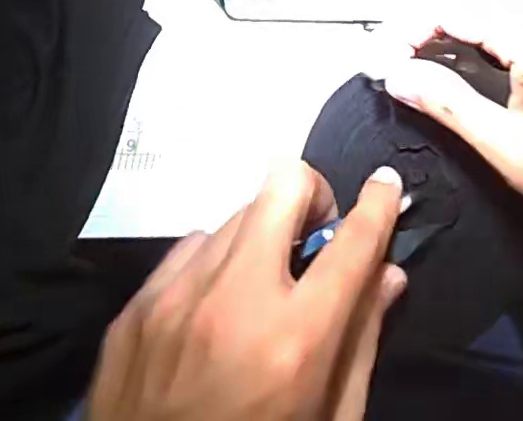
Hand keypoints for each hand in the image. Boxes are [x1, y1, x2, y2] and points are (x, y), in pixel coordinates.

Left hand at [86, 161, 408, 420]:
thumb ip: (362, 340)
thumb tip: (387, 271)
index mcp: (294, 340)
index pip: (354, 240)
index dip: (379, 202)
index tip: (385, 183)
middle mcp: (234, 301)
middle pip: (285, 186)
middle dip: (311, 199)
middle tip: (313, 240)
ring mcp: (176, 298)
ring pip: (239, 214)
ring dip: (263, 236)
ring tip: (258, 286)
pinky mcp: (135, 308)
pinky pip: (193, 246)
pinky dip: (215, 262)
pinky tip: (212, 309)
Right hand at [378, 0, 522, 264]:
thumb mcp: (515, 149)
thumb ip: (451, 104)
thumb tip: (395, 74)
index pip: (445, 6)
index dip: (400, 31)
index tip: (373, 69)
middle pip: (460, 0)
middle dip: (413, 28)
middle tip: (381, 69)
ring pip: (477, 15)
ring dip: (436, 36)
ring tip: (401, 70)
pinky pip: (497, 33)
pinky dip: (463, 46)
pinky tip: (444, 70)